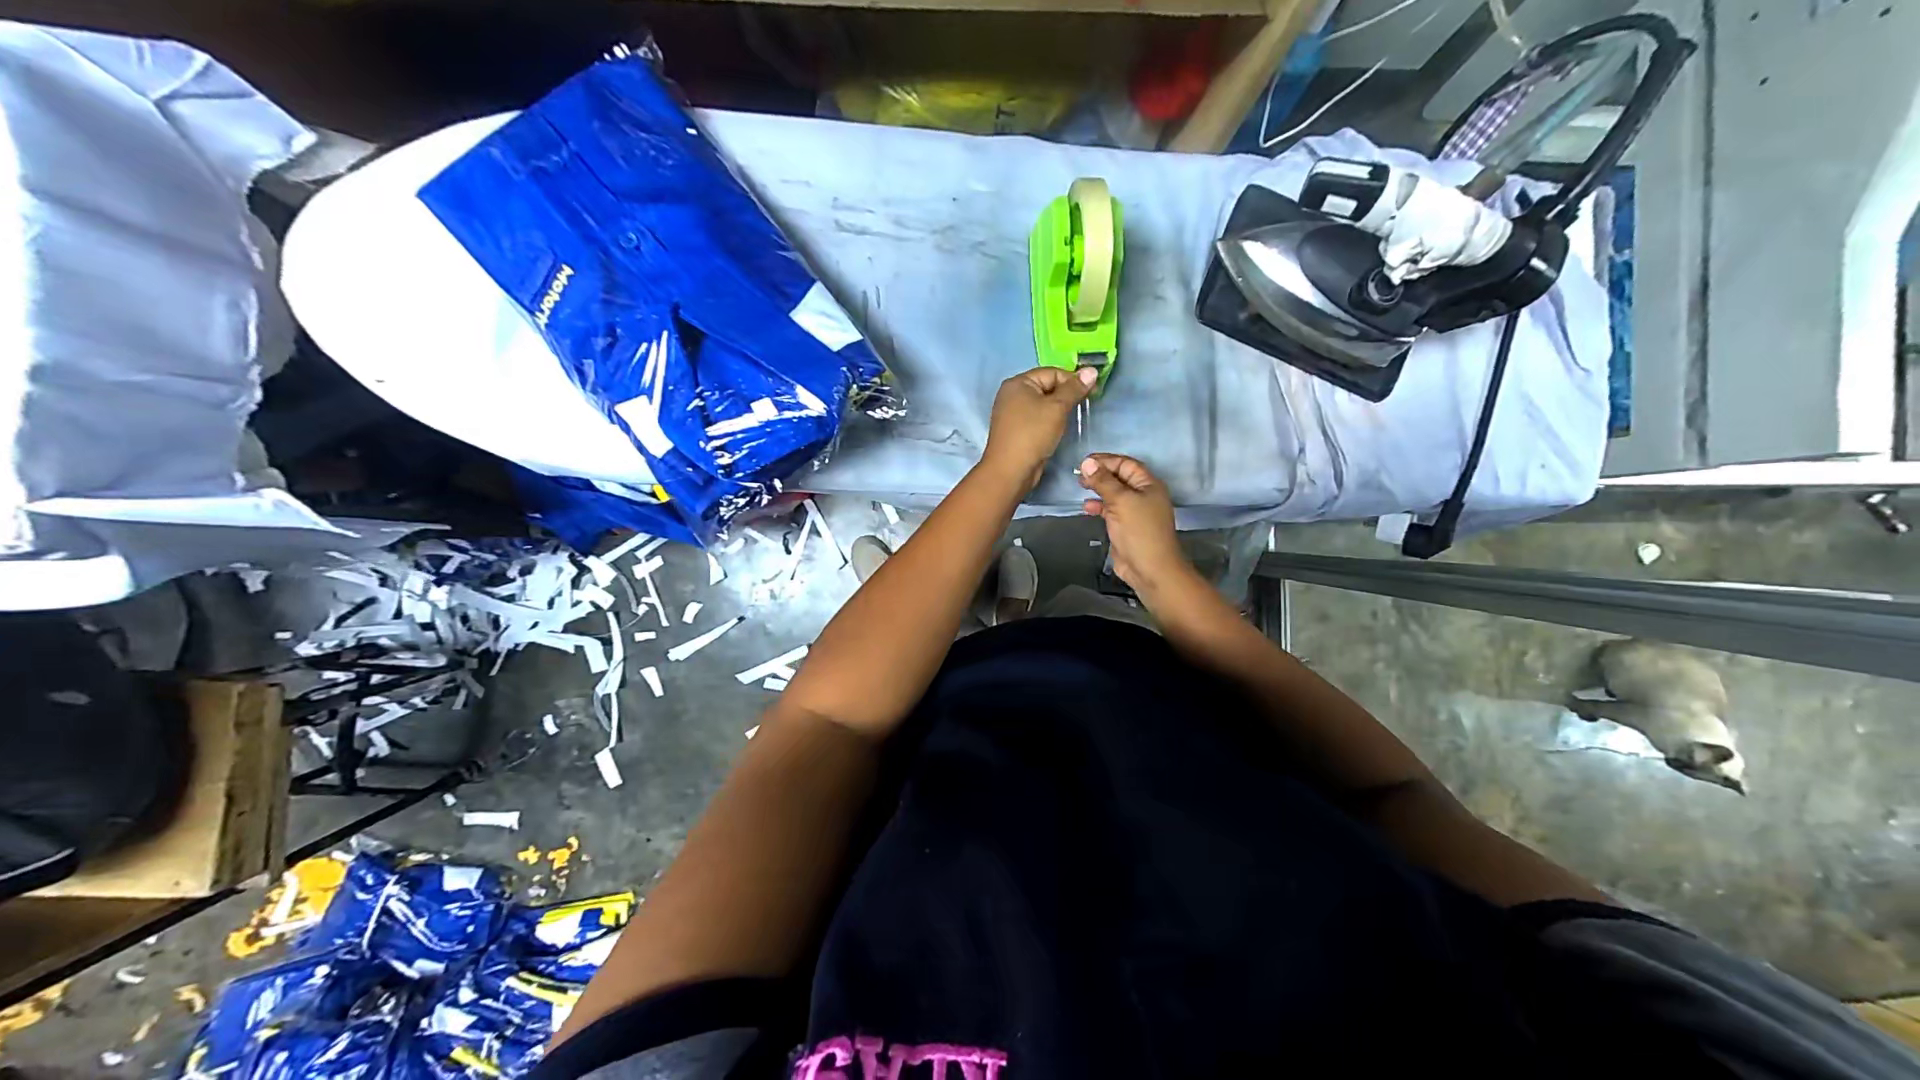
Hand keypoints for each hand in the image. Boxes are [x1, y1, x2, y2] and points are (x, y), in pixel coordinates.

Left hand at [982, 367, 1096, 490]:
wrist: (1011, 470)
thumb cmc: (1033, 434)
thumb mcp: (1057, 408)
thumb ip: (1074, 388)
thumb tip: (1091, 370)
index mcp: (1018, 383)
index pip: (1052, 373)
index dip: (1073, 380)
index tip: (1093, 392)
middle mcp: (1012, 394)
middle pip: (1047, 386)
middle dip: (1067, 394)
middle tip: (1086, 405)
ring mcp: (1012, 413)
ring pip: (1043, 404)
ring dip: (1059, 409)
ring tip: (1073, 417)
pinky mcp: (1016, 429)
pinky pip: (1037, 418)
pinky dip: (1050, 420)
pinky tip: (1059, 428)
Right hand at [1078, 454, 1193, 595]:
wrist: (1149, 569)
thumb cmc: (1139, 531)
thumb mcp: (1120, 501)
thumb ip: (1103, 481)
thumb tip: (1087, 463)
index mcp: (1148, 484)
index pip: (1126, 464)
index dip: (1106, 461)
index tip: (1084, 462)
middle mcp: (1143, 495)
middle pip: (1119, 477)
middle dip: (1100, 474)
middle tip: (1079, 475)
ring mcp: (1135, 511)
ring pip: (1114, 493)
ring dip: (1098, 489)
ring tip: (1081, 487)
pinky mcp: (1126, 526)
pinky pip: (1110, 509)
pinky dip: (1098, 506)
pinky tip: (1087, 508)